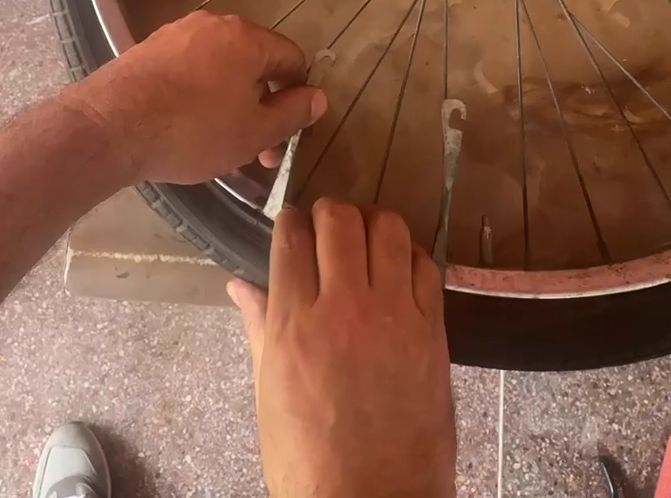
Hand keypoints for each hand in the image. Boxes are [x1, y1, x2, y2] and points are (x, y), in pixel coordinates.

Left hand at [56, 11, 327, 185]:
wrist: (110, 124)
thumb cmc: (193, 130)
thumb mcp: (254, 132)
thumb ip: (292, 113)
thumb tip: (317, 97)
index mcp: (247, 38)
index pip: (292, 58)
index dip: (298, 95)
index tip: (287, 132)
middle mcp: (214, 25)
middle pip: (254, 62)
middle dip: (262, 106)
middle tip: (258, 152)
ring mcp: (177, 34)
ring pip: (220, 68)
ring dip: (230, 103)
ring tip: (221, 146)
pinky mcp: (148, 50)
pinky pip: (189, 70)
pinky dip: (198, 96)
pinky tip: (186, 129)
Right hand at [229, 199, 455, 497]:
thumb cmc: (308, 458)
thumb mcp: (268, 392)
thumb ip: (258, 326)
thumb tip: (238, 284)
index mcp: (294, 326)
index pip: (291, 237)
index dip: (290, 219)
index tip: (292, 221)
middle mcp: (343, 310)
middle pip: (340, 219)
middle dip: (329, 211)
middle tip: (328, 226)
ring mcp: (393, 317)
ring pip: (388, 228)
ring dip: (372, 222)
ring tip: (365, 238)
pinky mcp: (432, 332)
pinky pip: (426, 266)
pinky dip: (410, 255)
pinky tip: (398, 268)